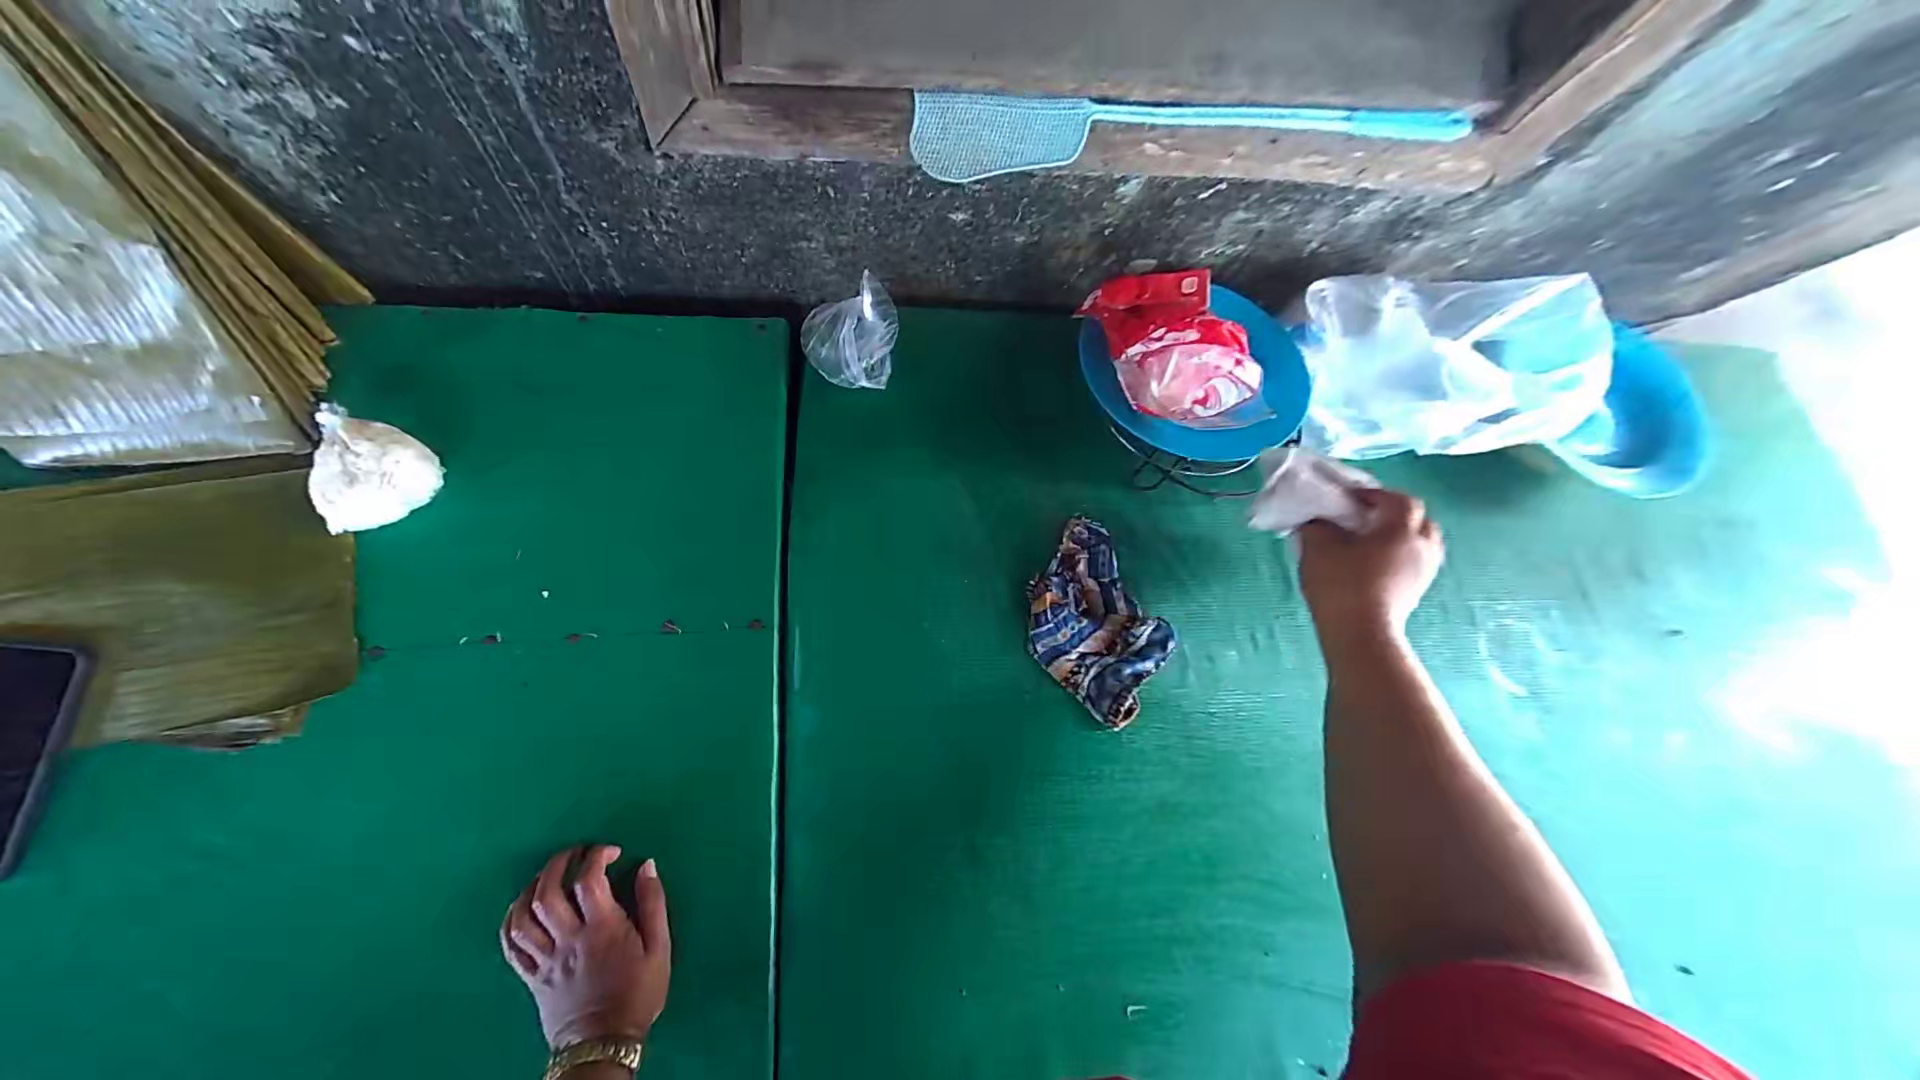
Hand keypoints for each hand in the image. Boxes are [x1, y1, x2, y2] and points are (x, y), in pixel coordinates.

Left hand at [500, 845, 670, 1049]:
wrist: (604, 1044)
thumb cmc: (638, 993)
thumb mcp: (659, 947)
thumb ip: (653, 903)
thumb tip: (646, 864)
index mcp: (603, 929)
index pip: (588, 881)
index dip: (596, 856)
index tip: (612, 851)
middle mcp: (568, 940)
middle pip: (548, 893)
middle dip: (559, 863)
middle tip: (576, 852)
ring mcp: (545, 960)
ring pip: (523, 917)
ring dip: (532, 886)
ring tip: (549, 873)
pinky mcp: (530, 977)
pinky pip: (510, 945)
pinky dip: (511, 919)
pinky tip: (522, 905)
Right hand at [1296, 489, 1443, 638]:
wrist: (1359, 632)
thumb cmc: (1341, 583)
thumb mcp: (1317, 548)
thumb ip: (1317, 527)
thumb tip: (1317, 522)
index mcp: (1400, 529)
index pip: (1399, 500)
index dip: (1376, 494)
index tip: (1350, 498)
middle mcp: (1422, 546)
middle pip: (1419, 519)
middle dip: (1396, 514)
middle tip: (1367, 518)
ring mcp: (1424, 571)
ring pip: (1421, 542)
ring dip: (1400, 536)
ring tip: (1371, 542)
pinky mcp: (1417, 591)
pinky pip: (1414, 563)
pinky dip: (1399, 556)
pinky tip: (1373, 565)